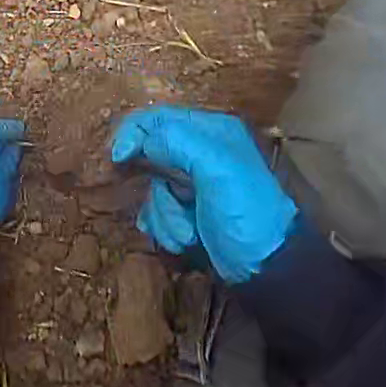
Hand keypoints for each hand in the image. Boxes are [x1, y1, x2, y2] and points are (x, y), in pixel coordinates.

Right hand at [111, 106, 297, 282]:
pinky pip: (158, 211)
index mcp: (212, 130)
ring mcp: (194, 182)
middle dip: (156, 185)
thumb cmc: (244, 211)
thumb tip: (140, 141)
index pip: (160, 118)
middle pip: (152, 153)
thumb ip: (177, 142)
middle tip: (168, 202)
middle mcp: (200, 151)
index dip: (135, 132)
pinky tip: (184, 240)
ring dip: (164, 213)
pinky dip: (166, 227)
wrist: (266, 268)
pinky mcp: (188, 211)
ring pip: (153, 187)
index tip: (119, 158)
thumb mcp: (216, 167)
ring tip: (187, 232)